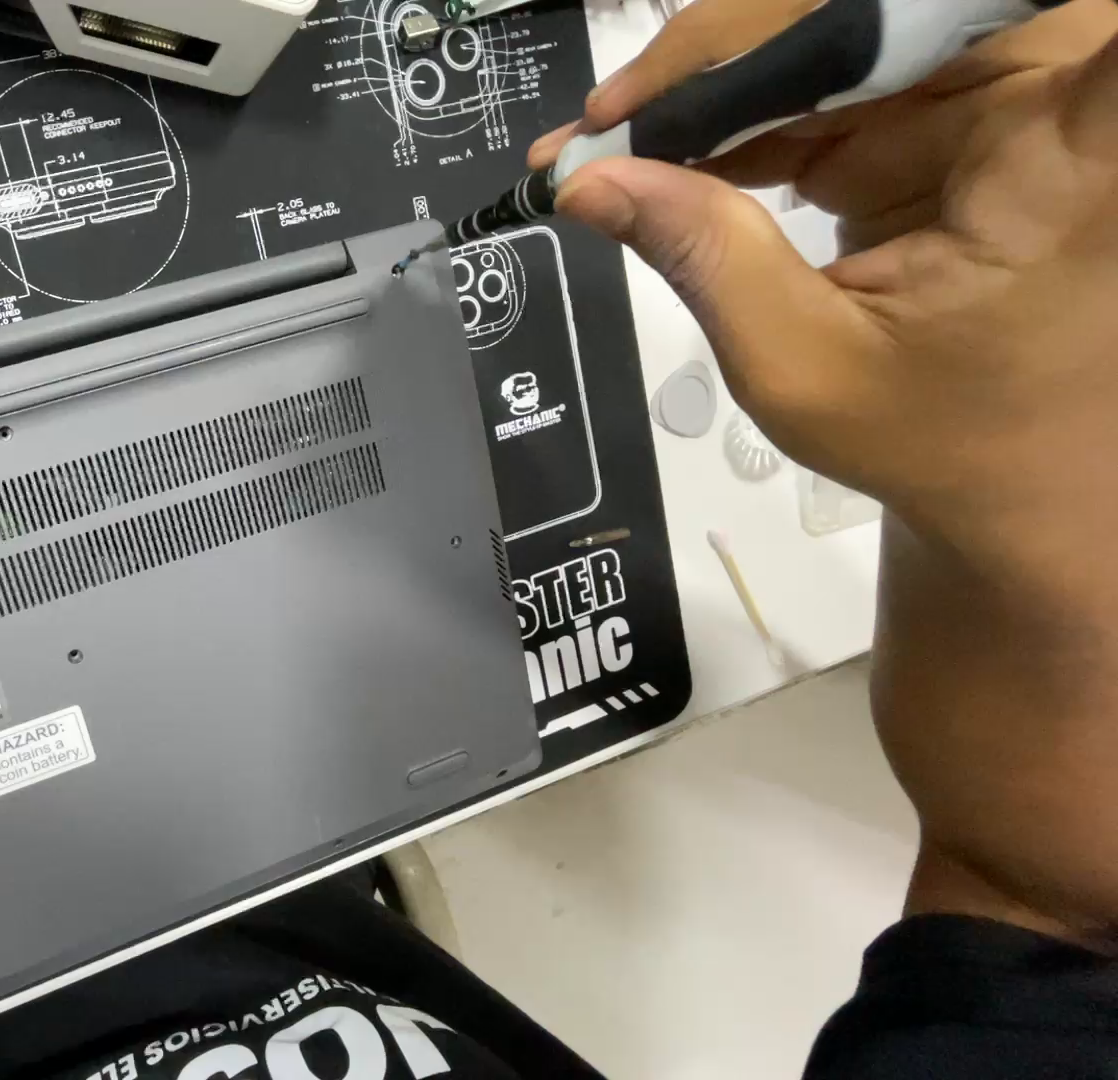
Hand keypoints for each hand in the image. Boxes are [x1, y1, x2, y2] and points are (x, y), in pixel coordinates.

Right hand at [532, 0, 1117, 594]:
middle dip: (724, 55)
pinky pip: (813, 91)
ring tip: (595, 140)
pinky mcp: (932, 118)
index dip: (860, 14)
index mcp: (1074, 143)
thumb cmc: (926, 430)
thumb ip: (706, 257)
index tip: (736, 52)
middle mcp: (1050, 82)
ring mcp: (989, 94)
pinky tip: (640, 156)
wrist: (999, 462)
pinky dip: (717, 125)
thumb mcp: (797, 360)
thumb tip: (587, 180)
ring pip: (829, 40)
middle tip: (599, 120)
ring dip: (702, 90)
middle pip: (878, 10)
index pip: (1027, 21)